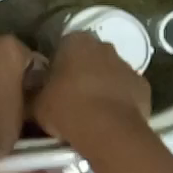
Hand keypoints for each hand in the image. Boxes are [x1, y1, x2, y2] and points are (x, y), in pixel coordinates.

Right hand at [31, 34, 151, 145]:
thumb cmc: (66, 108)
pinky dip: (119, 100)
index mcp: (75, 41)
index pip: (63, 45)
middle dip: (81, 72)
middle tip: (68, 97)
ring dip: (101, 86)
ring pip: (110, 73)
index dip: (56, 65)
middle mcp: (104, 46)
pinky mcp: (143, 87)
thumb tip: (29, 92)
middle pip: (89, 57)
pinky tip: (109, 118)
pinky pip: (126, 91)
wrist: (108, 130)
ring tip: (89, 112)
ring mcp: (127, 66)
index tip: (51, 83)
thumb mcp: (35, 103)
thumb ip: (32, 92)